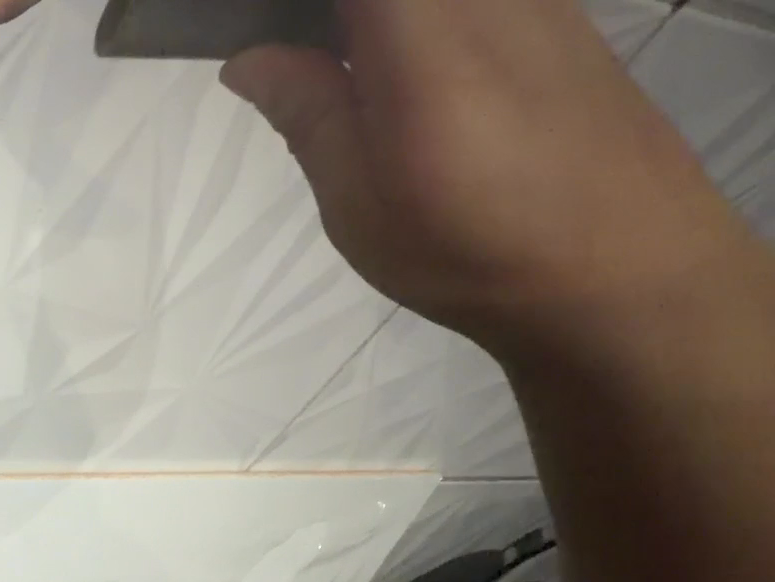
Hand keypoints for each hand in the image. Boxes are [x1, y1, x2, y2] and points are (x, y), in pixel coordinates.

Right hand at [222, 0, 756, 344]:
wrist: (617, 271)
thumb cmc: (465, 250)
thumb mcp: (357, 199)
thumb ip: (307, 112)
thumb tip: (248, 58)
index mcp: (424, 37)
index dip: (292, 17)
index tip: (263, 52)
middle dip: (325, 28)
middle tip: (293, 80)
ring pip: (422, 5)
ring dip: (369, 37)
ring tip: (342, 90)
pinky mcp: (560, 18)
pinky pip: (467, 8)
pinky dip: (415, 35)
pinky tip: (406, 93)